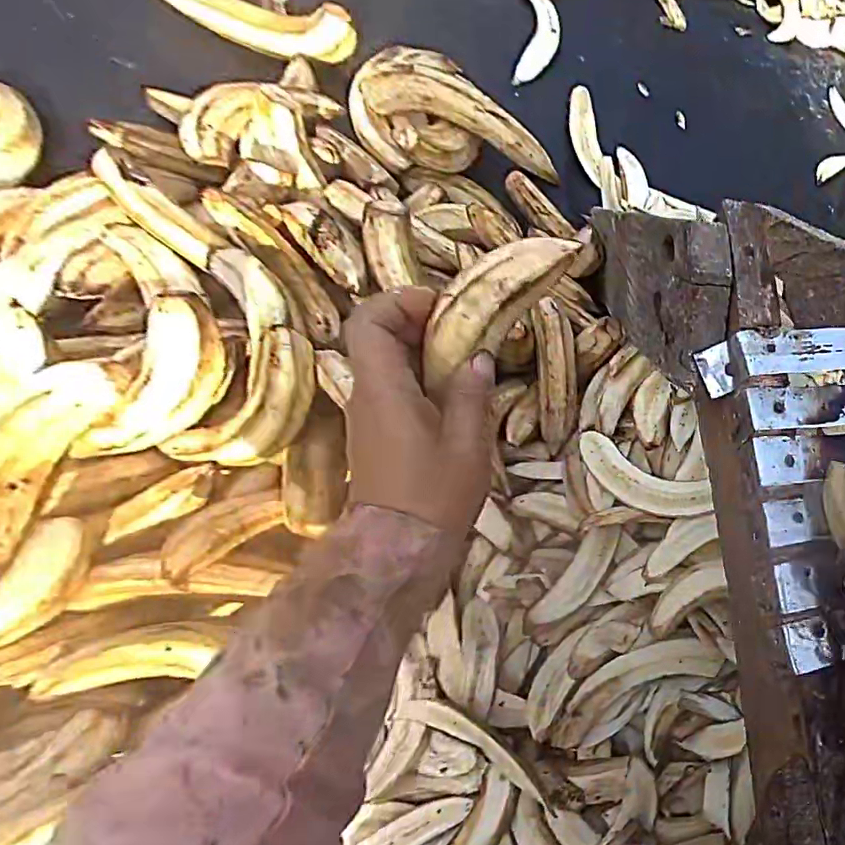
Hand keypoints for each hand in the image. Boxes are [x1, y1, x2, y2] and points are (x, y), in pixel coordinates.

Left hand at [343, 287, 492, 532]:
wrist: (401, 543)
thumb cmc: (435, 493)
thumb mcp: (466, 443)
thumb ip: (470, 394)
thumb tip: (477, 358)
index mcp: (383, 389)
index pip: (369, 321)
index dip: (400, 302)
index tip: (442, 305)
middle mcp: (366, 394)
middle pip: (374, 336)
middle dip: (416, 321)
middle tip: (462, 328)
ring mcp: (368, 414)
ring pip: (384, 361)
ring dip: (420, 349)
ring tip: (465, 357)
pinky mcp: (377, 432)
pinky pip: (392, 386)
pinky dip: (419, 376)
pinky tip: (454, 391)